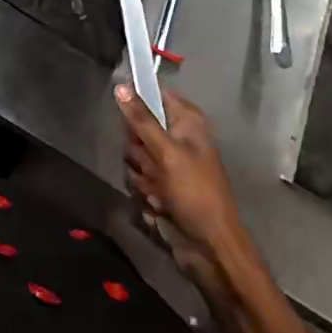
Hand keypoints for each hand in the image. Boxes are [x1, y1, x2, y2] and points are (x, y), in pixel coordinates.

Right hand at [115, 85, 241, 260]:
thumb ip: (141, 119)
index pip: (154, 94)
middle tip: (153, 164)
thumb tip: (121, 85)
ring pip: (133, 154)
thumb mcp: (167, 152)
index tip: (130, 121)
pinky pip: (137, 176)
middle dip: (139, 150)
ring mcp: (168, 162)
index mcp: (187, 121)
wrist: (211, 247)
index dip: (138, 105)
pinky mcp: (161, 184)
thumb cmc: (195, 193)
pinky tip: (159, 204)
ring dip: (142, 174)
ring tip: (160, 191)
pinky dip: (145, 190)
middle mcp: (177, 137)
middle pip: (136, 127)